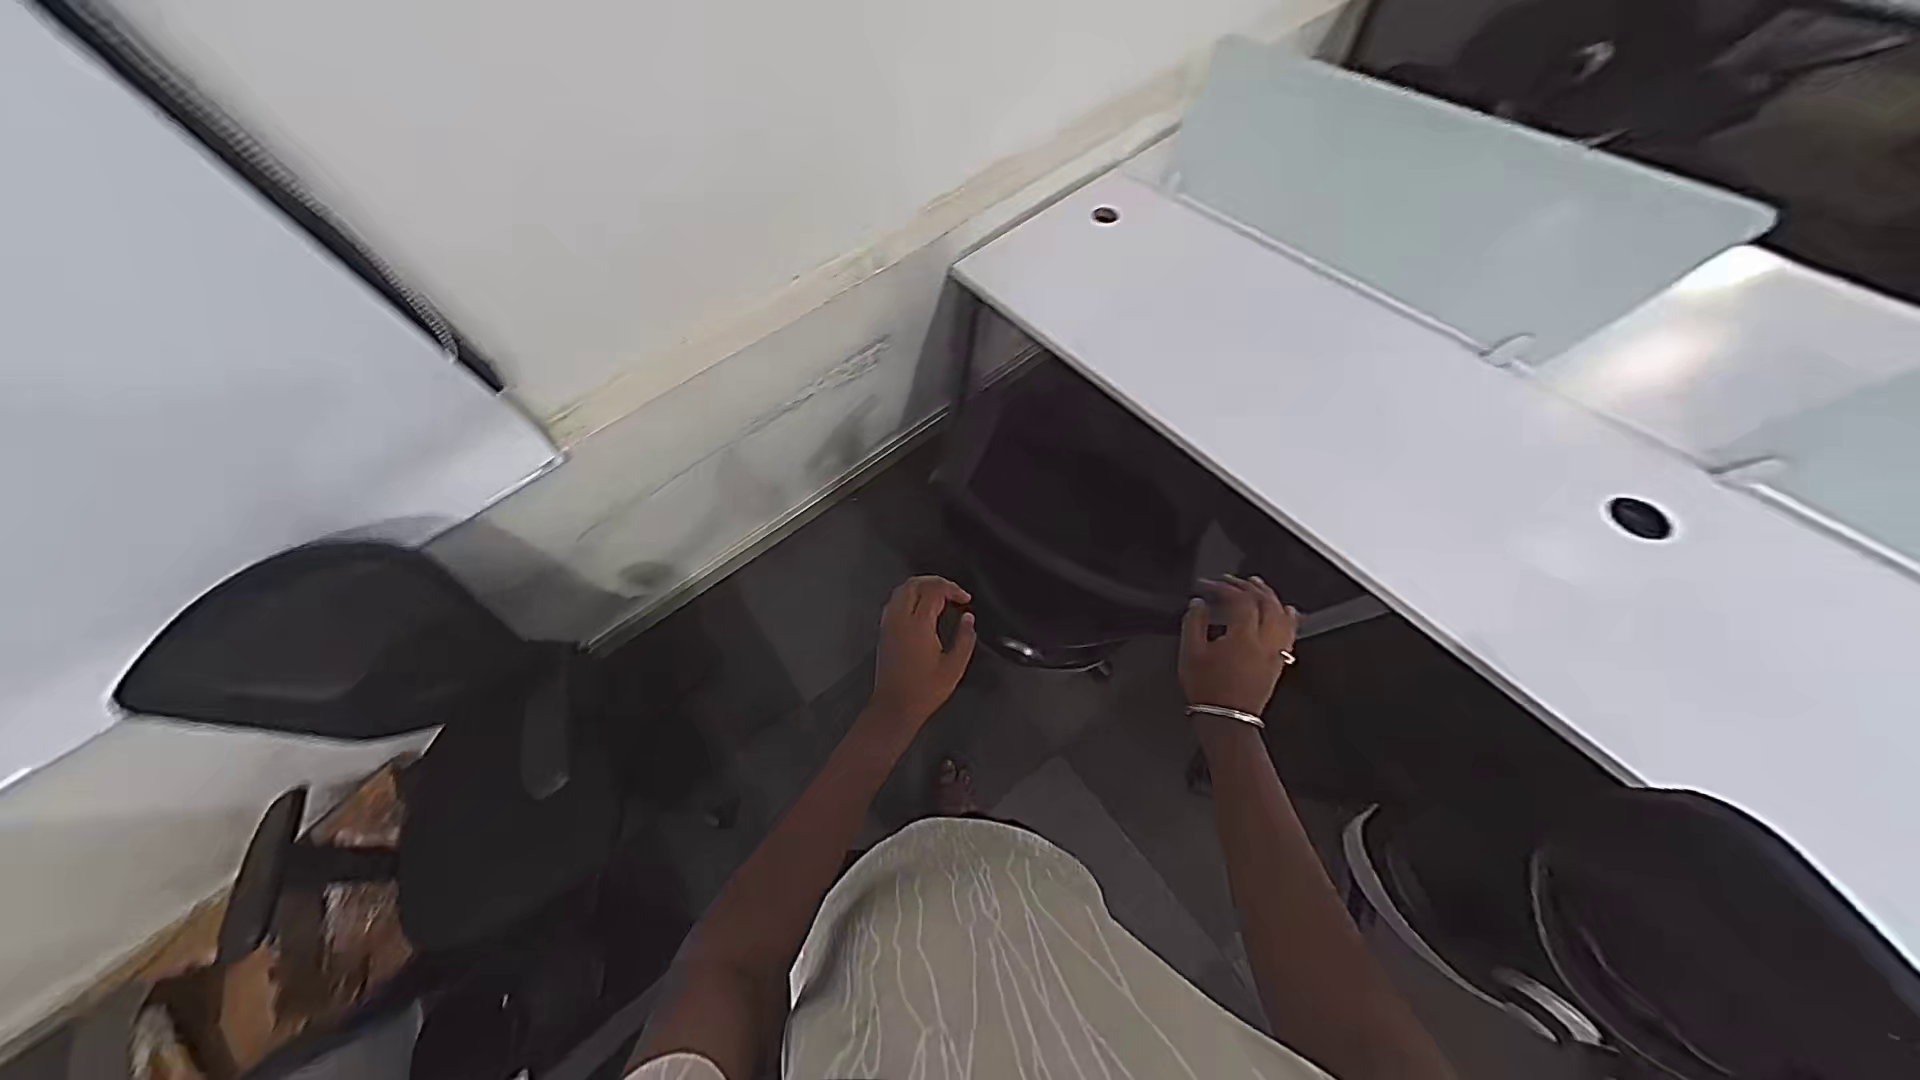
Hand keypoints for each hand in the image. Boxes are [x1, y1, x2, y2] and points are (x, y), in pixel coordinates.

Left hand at [870, 576, 976, 727]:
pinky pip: (894, 601)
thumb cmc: (922, 691)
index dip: (952, 589)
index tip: (964, 598)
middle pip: (915, 583)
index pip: (934, 591)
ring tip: (939, 594)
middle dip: (936, 582)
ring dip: (921, 586)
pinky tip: (920, 605)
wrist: (895, 707)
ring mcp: (889, 624)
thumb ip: (965, 638)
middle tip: (953, 591)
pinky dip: (909, 595)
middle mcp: (900, 620)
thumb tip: (968, 620)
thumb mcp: (954, 667)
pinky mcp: (883, 631)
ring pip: (902, 589)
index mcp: (918, 625)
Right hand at [1180, 575, 1297, 716]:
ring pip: (1282, 616)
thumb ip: (1194, 623)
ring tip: (1260, 587)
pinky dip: (1288, 617)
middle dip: (1250, 587)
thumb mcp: (1190, 653)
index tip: (1211, 585)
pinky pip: (1290, 633)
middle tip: (1235, 580)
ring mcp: (1275, 652)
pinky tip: (1286, 612)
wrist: (1226, 719)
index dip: (1225, 588)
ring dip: (1271, 597)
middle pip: (1266, 604)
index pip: (1240, 601)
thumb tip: (1198, 604)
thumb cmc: (1208, 690)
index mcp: (1242, 638)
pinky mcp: (1278, 662)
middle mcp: (1264, 642)